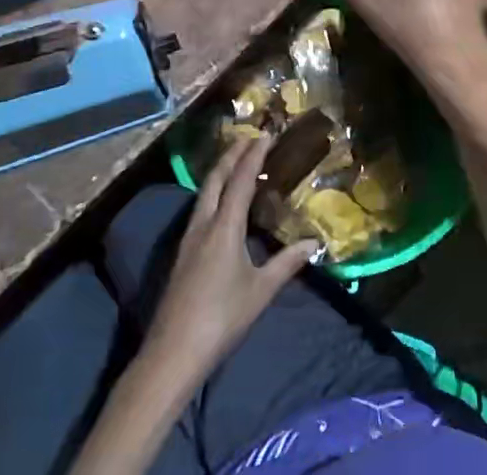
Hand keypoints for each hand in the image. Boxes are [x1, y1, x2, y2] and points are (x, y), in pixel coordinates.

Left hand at [140, 135, 318, 376]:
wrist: (173, 352)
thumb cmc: (222, 318)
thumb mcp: (260, 291)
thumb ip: (286, 263)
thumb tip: (314, 243)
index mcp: (224, 227)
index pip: (240, 181)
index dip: (253, 156)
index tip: (265, 134)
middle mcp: (203, 224)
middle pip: (215, 179)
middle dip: (231, 155)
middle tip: (247, 138)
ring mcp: (188, 238)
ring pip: (203, 193)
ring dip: (219, 172)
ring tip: (235, 162)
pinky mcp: (182, 253)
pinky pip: (199, 209)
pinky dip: (213, 192)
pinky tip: (220, 203)